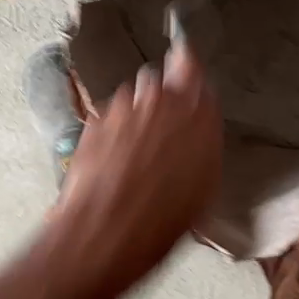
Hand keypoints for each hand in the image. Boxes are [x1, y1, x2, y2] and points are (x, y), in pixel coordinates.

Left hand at [48, 40, 222, 298]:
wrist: (105, 233)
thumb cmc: (164, 219)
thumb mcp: (202, 186)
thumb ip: (203, 141)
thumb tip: (200, 121)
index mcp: (197, 112)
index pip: (191, 65)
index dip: (186, 65)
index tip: (185, 68)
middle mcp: (161, 100)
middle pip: (160, 81)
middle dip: (161, 98)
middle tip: (162, 130)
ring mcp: (124, 107)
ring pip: (133, 97)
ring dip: (135, 114)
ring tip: (134, 152)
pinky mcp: (94, 120)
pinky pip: (109, 116)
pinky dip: (112, 131)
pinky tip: (113, 161)